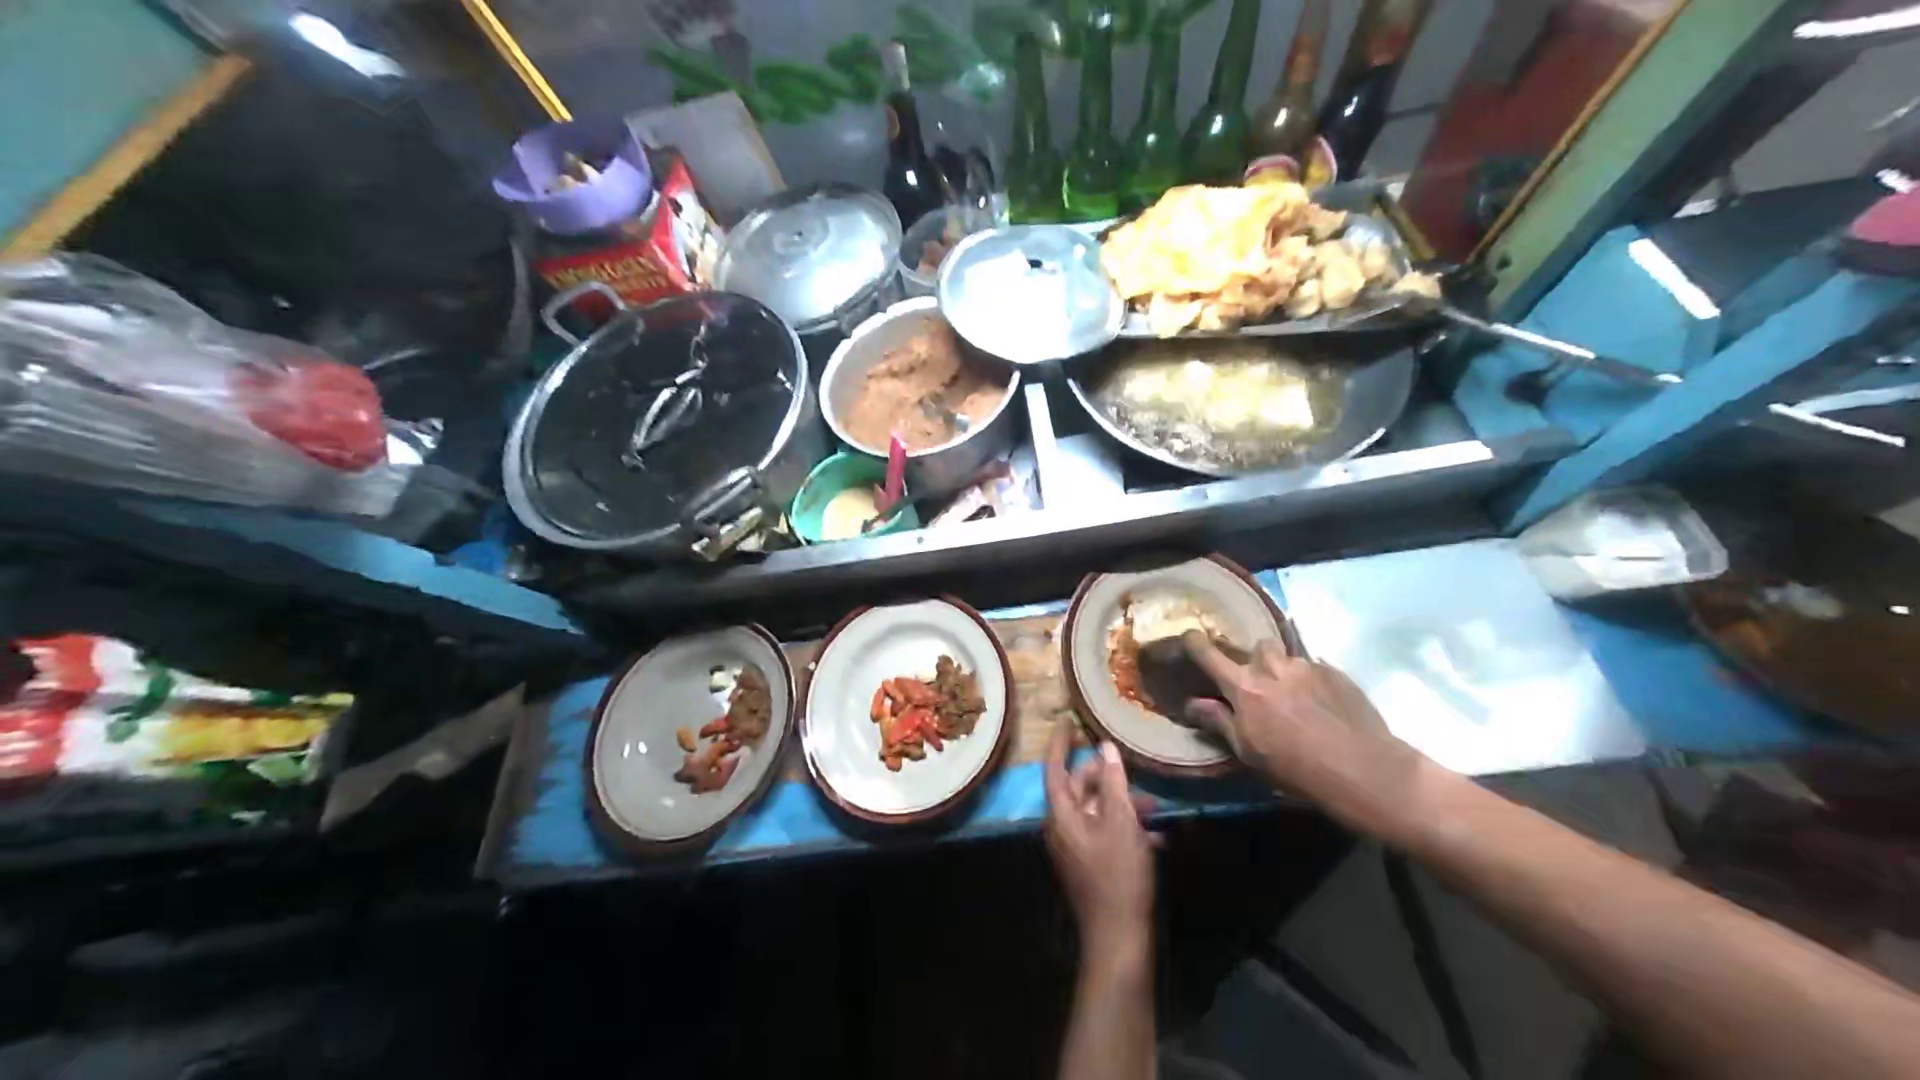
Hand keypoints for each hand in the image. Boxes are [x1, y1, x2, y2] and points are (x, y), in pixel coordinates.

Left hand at [1043, 720, 1155, 947]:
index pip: (1054, 768)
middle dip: (1106, 777)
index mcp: (1061, 815)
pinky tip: (1156, 837)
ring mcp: (1074, 848)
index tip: (1066, 720)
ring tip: (1155, 809)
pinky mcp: (1089, 864)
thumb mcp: (1121, 823)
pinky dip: (1126, 828)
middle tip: (1131, 769)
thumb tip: (1105, 748)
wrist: (1119, 938)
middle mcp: (1061, 828)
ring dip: (1123, 805)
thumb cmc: (1119, 876)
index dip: (1059, 743)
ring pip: (1096, 811)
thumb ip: (1113, 783)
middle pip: (1079, 789)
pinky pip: (1104, 833)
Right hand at [1181, 631, 1438, 837]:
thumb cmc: (1297, 768)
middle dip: (1255, 661)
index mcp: (1245, 687)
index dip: (1195, 642)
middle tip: (1261, 685)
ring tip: (1295, 697)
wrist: (1364, 770)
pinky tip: (1322, 707)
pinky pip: (1315, 669)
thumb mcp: (1249, 752)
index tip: (1190, 637)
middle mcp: (1273, 668)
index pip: (1209, 653)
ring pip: (1287, 658)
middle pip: (1256, 648)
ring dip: (1284, 671)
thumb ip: (1219, 721)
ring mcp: (1308, 666)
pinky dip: (1312, 683)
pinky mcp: (1337, 673)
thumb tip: (1191, 703)